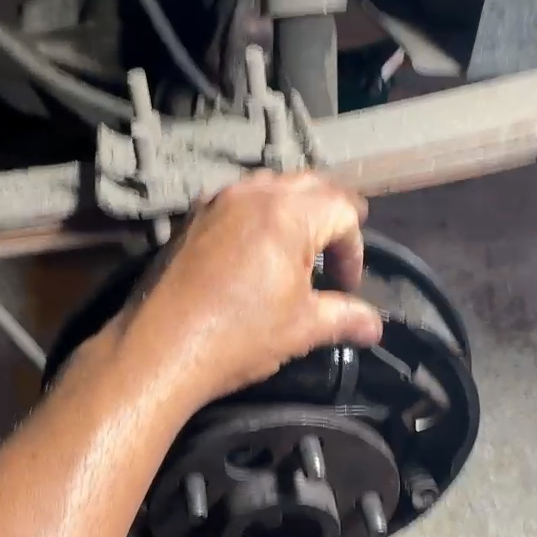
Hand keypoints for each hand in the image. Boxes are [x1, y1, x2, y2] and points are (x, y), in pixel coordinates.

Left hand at [113, 172, 382, 404]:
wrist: (161, 349)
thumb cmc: (238, 337)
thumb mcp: (303, 329)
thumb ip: (345, 318)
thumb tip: (375, 326)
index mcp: (288, 213)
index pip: (344, 211)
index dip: (355, 250)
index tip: (346, 288)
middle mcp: (253, 193)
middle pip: (309, 187)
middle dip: (330, 220)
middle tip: (334, 255)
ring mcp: (216, 202)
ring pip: (270, 189)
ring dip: (292, 214)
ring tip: (295, 254)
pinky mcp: (190, 219)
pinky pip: (235, 204)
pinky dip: (256, 219)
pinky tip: (253, 256)